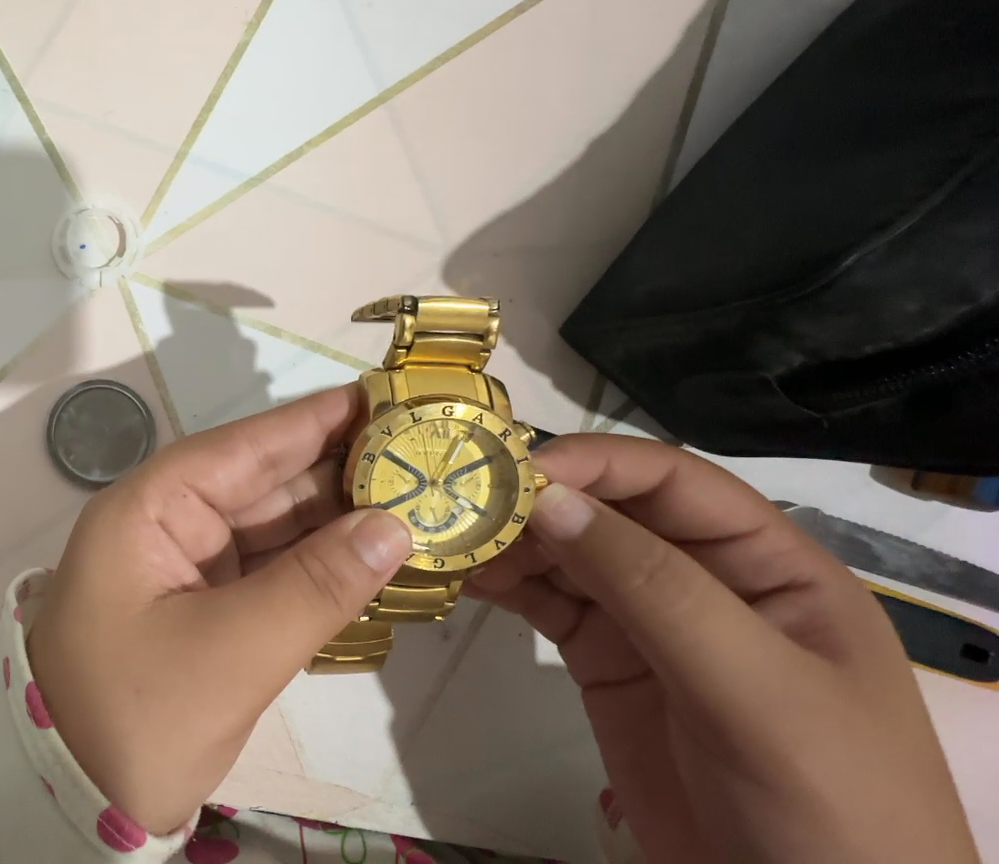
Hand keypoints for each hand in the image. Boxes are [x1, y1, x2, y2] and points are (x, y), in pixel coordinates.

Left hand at [26, 384, 412, 834]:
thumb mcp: (230, 651)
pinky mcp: (205, 607)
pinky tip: (376, 554)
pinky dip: (319, 566)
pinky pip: (269, 570)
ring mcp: (186, 566)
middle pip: (262, 482)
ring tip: (420, 494)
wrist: (76, 795)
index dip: (312, 421)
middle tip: (426, 448)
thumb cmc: (137, 713)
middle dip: (340, 468)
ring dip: (338, 517)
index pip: (242, 447)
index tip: (384, 395)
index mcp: (150, 509)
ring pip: (272, 527)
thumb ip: (316, 586)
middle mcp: (167, 524)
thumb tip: (394, 524)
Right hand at [466, 434, 976, 862]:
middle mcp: (702, 579)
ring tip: (445, 541)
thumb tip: (546, 499)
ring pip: (564, 552)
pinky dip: (500, 584)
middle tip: (455, 501)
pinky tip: (460, 577)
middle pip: (605, 510)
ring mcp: (647, 622)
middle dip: (532, 501)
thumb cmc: (824, 805)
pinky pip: (543, 602)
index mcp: (768, 567)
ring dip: (505, 540)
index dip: (594, 463)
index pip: (673, 483)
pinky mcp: (602, 660)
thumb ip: (652, 588)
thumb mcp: (752, 691)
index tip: (512, 469)